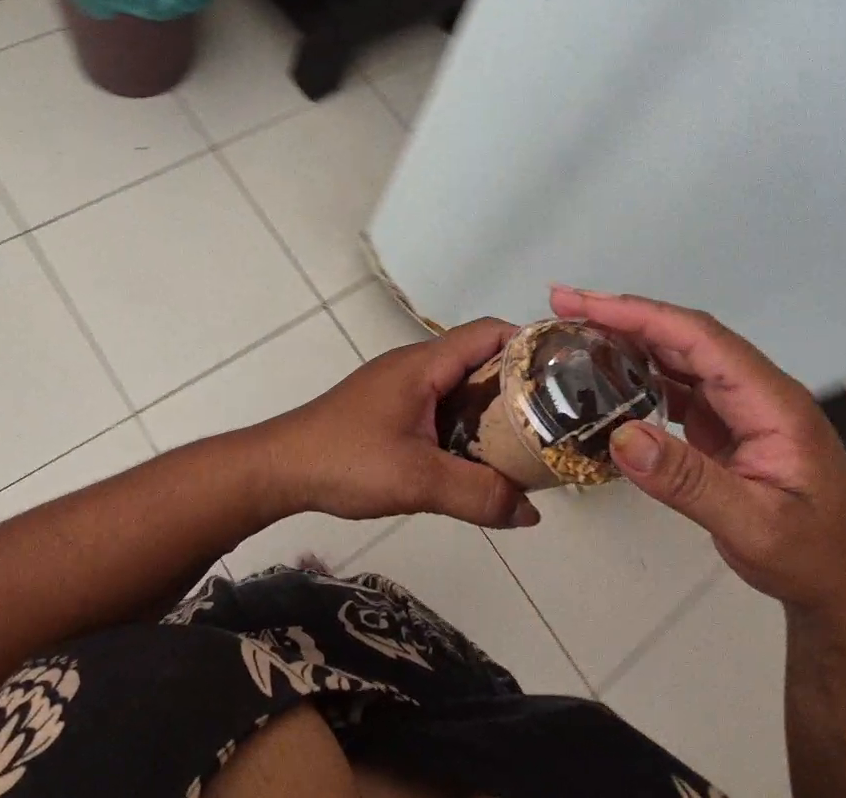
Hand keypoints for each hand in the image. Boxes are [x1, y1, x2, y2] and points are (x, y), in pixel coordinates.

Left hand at [260, 318, 542, 530]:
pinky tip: (482, 459)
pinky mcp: (391, 410)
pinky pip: (442, 407)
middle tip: (558, 418)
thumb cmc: (345, 461)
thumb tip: (531, 512)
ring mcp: (401, 388)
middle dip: (520, 385)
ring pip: (462, 387)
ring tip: (531, 443)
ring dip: (493, 410)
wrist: (279, 469)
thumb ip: (478, 495)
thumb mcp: (417, 481)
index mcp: (424, 364)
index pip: (490, 332)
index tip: (567, 374)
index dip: (531, 345)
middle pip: (481, 359)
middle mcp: (416, 366)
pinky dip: (467, 426)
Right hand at [550, 286, 845, 616]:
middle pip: (685, 337)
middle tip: (561, 305)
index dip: (640, 316)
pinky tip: (607, 378)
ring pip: (680, 357)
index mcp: (771, 401)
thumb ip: (689, 481)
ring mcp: (741, 407)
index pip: (699, 339)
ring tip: (574, 333)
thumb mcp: (753, 527)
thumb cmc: (811, 557)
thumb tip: (620, 435)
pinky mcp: (727, 425)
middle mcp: (756, 391)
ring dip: (628, 340)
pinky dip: (639, 374)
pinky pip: (678, 386)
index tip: (584, 305)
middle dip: (623, 316)